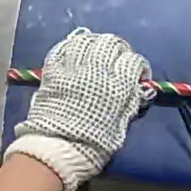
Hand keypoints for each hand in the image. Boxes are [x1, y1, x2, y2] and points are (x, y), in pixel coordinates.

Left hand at [4, 29, 150, 190]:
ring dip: (94, 43)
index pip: (133, 62)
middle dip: (118, 48)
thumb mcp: (119, 128)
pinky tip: (73, 51)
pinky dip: (69, 47)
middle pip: (110, 44)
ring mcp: (71, 70)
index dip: (138, 66)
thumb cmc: (91, 145)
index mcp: (116, 88)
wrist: (55, 149)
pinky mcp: (52, 73)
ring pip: (85, 41)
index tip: (137, 74)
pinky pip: (61, 50)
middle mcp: (95, 73)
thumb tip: (137, 91)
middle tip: (117, 57)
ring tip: (95, 50)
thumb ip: (128, 105)